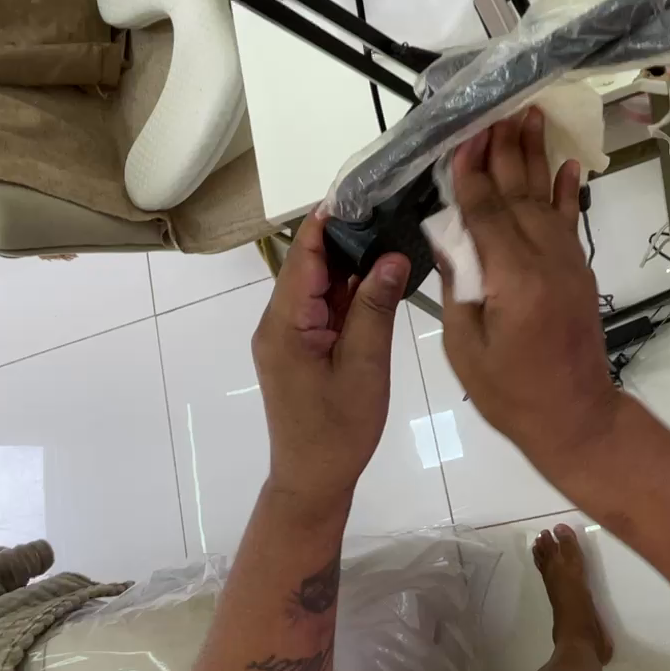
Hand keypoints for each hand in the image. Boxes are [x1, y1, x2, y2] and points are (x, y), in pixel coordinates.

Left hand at [252, 211, 409, 510]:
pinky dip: (349, 295)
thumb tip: (391, 255)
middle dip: (346, 238)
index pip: (304, 256)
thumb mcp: (364, 367)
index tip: (363, 189)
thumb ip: (375, 308)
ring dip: (351, 266)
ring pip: (319, 288)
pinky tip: (379, 279)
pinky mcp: (300, 349)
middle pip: (310, 267)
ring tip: (391, 234)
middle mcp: (278, 323)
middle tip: (391, 209)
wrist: (313, 480)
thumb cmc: (338, 430)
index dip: (329, 221)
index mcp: (285, 324)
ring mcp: (288, 336)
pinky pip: (323, 310)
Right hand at [440, 108, 626, 476]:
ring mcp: (568, 264)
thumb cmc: (511, 393)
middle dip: (504, 150)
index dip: (470, 174)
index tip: (461, 138)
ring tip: (529, 116)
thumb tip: (448, 238)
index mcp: (513, 280)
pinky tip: (566, 165)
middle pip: (519, 194)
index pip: (486, 212)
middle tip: (496, 108)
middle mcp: (546, 261)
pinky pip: (570, 223)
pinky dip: (567, 192)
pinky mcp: (579, 273)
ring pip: (546, 199)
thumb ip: (456, 286)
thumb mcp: (466, 346)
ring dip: (534, 158)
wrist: (576, 418)